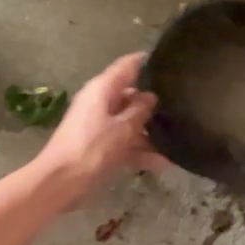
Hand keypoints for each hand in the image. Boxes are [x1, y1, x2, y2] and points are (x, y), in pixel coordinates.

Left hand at [33, 53, 166, 200]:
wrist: (60, 182)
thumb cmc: (92, 149)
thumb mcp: (123, 128)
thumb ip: (140, 110)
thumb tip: (150, 96)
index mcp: (102, 89)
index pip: (128, 65)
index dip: (148, 61)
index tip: (173, 63)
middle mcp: (100, 101)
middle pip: (131, 94)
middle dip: (154, 101)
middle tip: (184, 105)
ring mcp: (98, 124)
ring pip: (129, 121)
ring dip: (150, 132)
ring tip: (178, 139)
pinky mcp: (98, 145)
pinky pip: (123, 141)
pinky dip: (139, 150)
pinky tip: (164, 163)